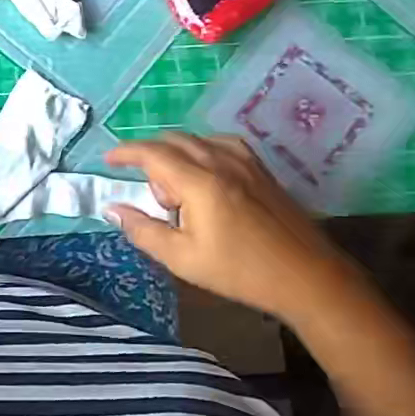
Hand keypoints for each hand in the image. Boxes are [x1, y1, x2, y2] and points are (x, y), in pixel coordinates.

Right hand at [106, 133, 361, 321]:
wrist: (305, 275)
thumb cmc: (240, 271)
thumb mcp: (182, 258)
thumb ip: (143, 230)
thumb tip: (113, 209)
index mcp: (200, 182)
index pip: (152, 154)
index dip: (126, 153)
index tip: (108, 160)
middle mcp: (221, 161)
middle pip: (174, 141)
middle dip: (151, 159)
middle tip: (153, 198)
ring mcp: (245, 161)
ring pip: (197, 140)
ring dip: (177, 155)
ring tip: (179, 193)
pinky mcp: (261, 168)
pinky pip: (220, 144)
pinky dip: (201, 152)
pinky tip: (206, 176)